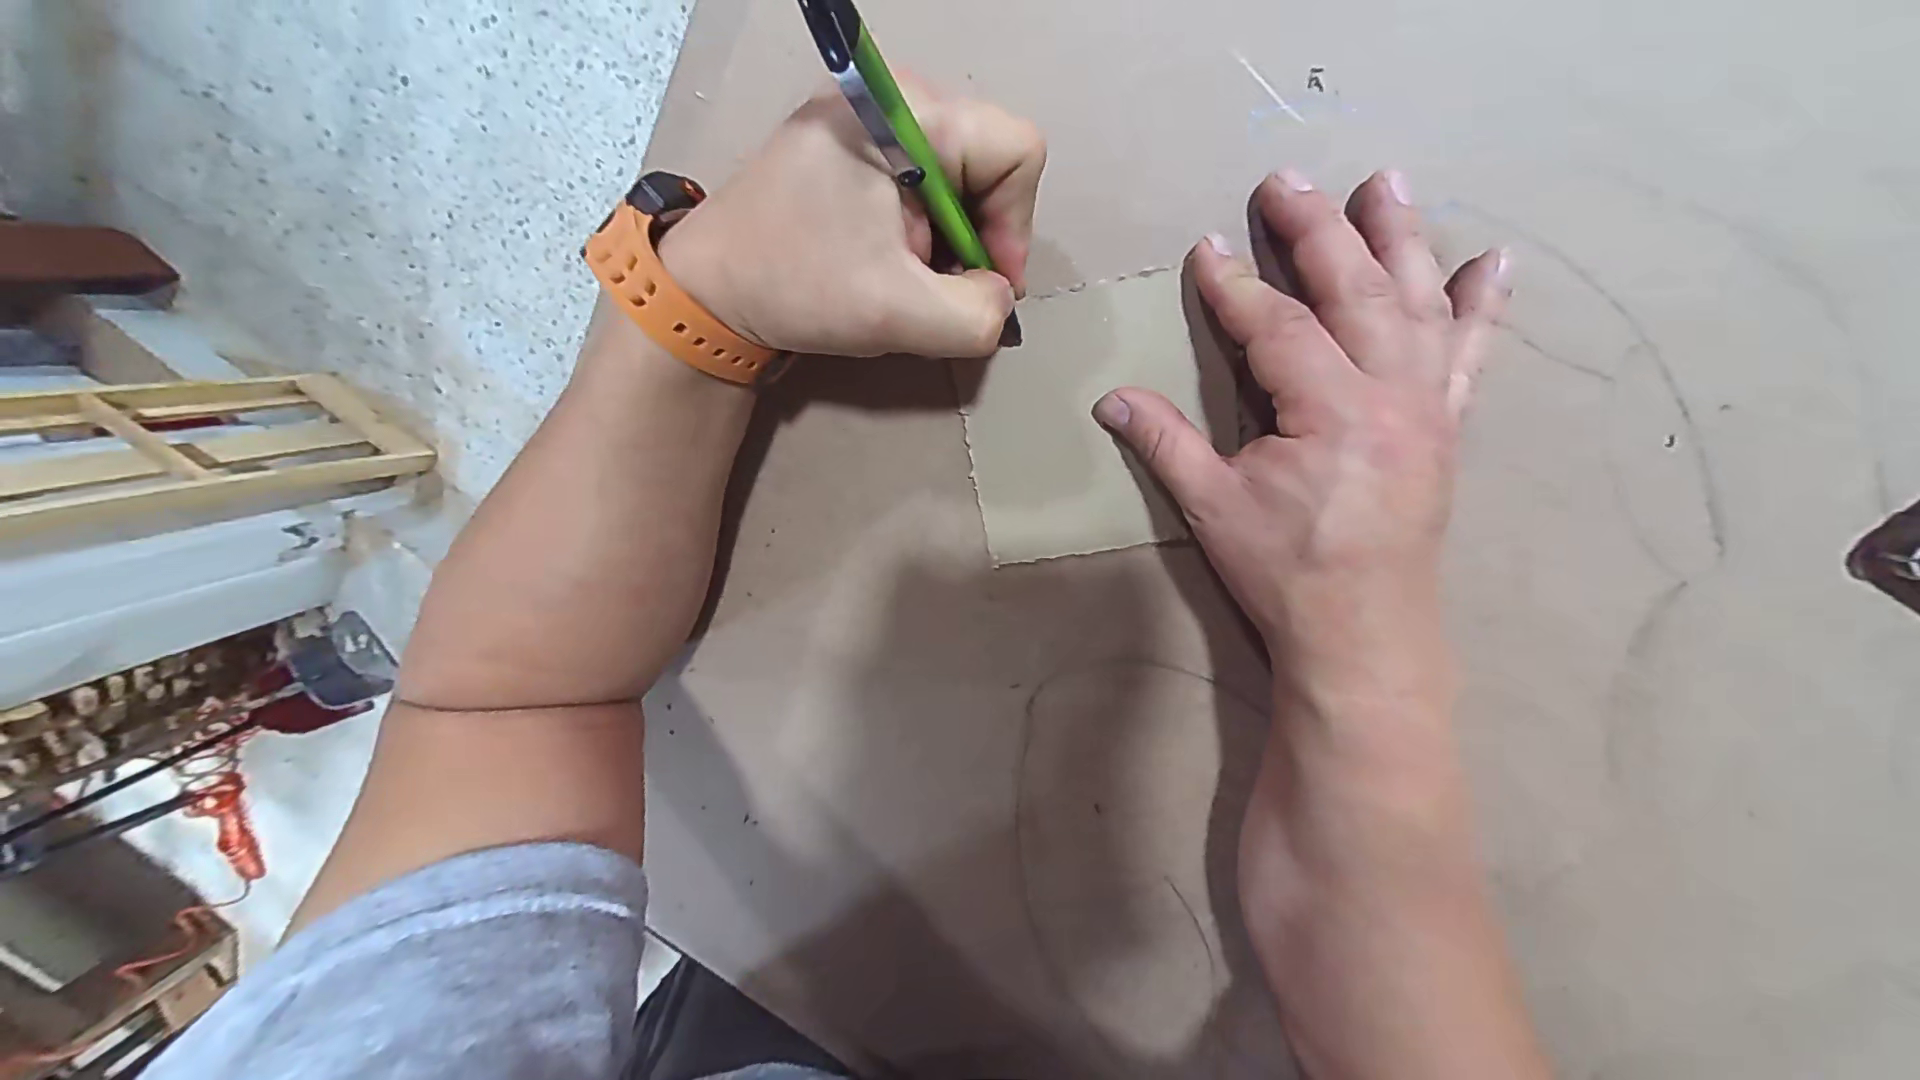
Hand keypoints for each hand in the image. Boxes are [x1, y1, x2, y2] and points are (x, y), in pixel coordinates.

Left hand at [657, 85, 1045, 357]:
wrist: (712, 290)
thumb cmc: (796, 288)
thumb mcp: (899, 314)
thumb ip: (976, 315)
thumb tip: (1000, 298)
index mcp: (905, 113)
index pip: (1016, 150)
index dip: (1014, 227)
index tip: (984, 283)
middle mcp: (893, 99)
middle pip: (990, 165)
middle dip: (978, 241)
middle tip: (940, 290)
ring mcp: (872, 121)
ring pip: (961, 182)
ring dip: (950, 246)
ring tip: (907, 281)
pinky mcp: (857, 150)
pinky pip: (927, 189)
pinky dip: (926, 239)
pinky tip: (893, 267)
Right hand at [1095, 169, 1509, 700]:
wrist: (1363, 631)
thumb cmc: (1282, 570)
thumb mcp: (1211, 506)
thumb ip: (1164, 443)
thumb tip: (1109, 400)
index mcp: (1330, 411)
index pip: (1277, 328)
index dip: (1235, 288)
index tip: (1204, 249)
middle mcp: (1392, 394)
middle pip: (1355, 291)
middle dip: (1318, 232)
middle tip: (1287, 182)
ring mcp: (1429, 408)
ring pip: (1417, 305)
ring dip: (1401, 239)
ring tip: (1387, 182)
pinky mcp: (1446, 429)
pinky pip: (1469, 356)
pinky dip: (1479, 308)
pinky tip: (1493, 265)